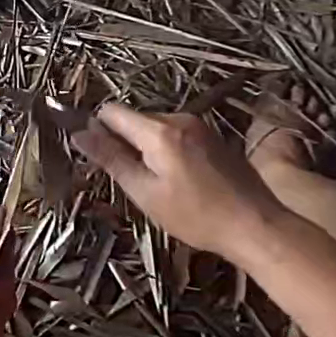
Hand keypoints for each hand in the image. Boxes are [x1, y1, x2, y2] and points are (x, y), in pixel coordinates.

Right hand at [72, 105, 287, 256]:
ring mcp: (198, 125)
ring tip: (159, 184)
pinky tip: (181, 180)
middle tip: (134, 180)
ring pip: (154, 127)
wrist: (257, 225)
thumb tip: (78, 134)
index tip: (102, 157)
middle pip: (134, 118)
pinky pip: (175, 133)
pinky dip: (167, 150)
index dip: (98, 130)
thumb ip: (110, 158)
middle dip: (124, 141)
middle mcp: (178, 118)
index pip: (111, 111)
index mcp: (158, 130)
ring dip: (147, 147)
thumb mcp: (145, 192)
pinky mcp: (212, 135)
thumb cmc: (196, 216)